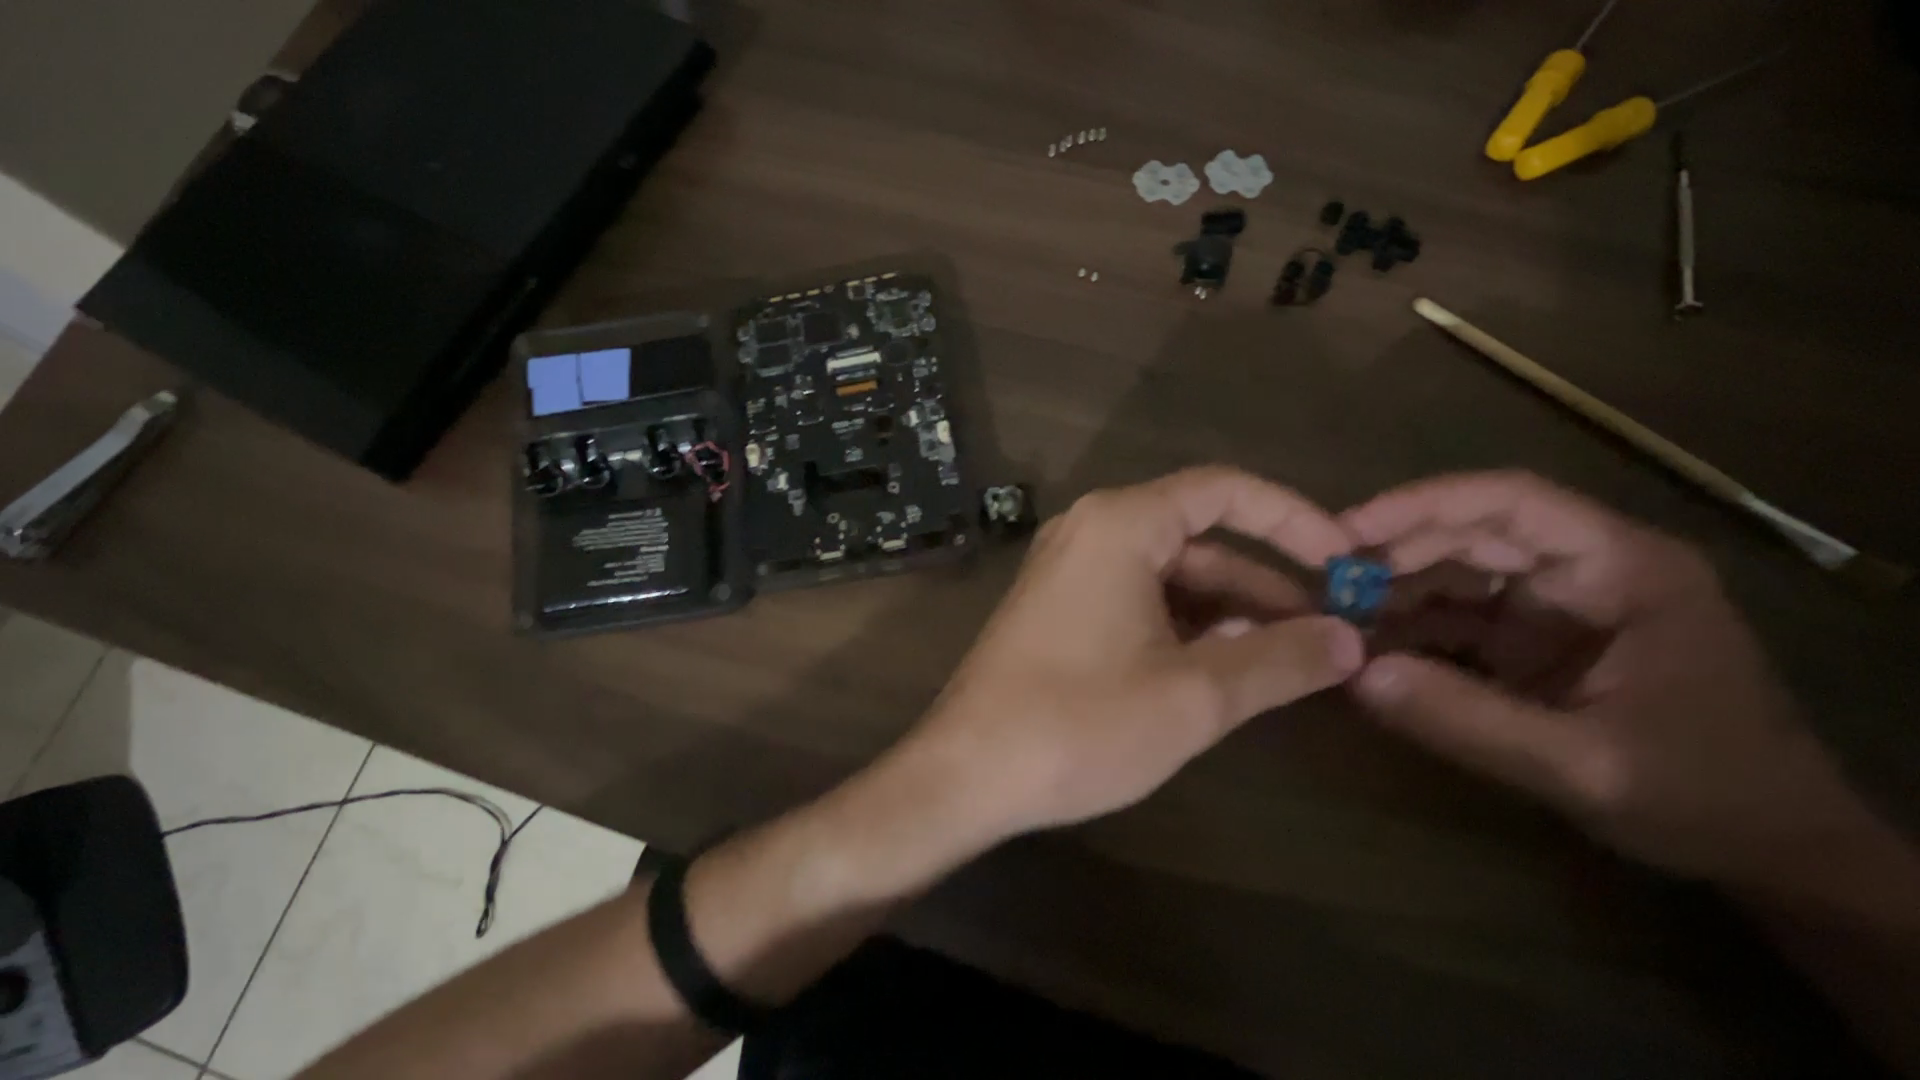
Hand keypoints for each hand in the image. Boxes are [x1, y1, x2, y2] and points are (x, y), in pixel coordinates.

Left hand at [886, 467, 1364, 842]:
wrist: (964, 775)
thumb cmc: (1079, 724)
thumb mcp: (1195, 695)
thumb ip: (1280, 659)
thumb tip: (1352, 639)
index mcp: (1121, 525)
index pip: (1225, 491)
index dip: (1295, 520)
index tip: (1345, 564)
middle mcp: (1091, 532)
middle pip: (1200, 537)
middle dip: (1267, 580)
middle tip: (1330, 629)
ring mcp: (1068, 572)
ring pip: (1170, 575)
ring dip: (1230, 610)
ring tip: (1291, 658)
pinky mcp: (1057, 612)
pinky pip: (1138, 600)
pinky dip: (1186, 626)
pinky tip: (1225, 670)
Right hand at [1342, 471, 1889, 897]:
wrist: (1775, 852)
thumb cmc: (1706, 796)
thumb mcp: (1584, 766)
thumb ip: (1469, 721)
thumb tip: (1356, 675)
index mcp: (1625, 568)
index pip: (1512, 504)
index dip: (1423, 506)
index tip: (1346, 532)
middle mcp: (1589, 571)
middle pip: (1475, 534)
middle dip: (1396, 553)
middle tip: (1324, 585)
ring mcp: (1561, 607)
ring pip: (1460, 574)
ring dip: (1397, 592)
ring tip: (1333, 617)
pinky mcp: (1538, 645)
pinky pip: (1462, 621)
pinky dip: (1413, 632)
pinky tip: (1368, 650)